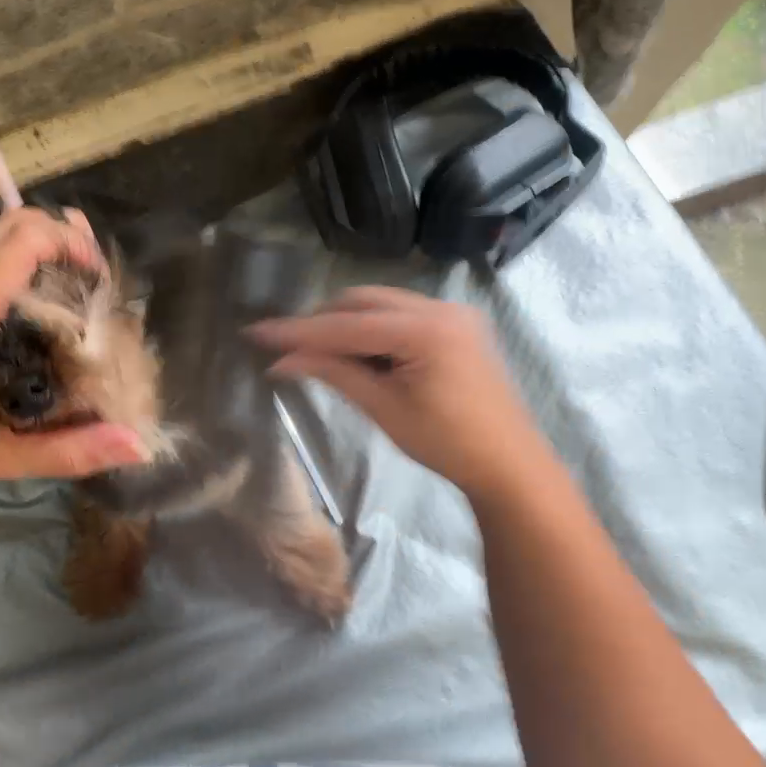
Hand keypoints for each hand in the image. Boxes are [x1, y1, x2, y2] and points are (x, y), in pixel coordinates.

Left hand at [0, 206, 149, 492]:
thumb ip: (76, 449)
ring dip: (35, 245)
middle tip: (90, 273)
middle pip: (8, 225)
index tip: (97, 277)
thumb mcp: (15, 455)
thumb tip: (141, 447)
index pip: (23, 241)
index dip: (69, 243)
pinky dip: (12, 259)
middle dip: (58, 236)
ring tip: (70, 278)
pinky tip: (34, 293)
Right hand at [248, 287, 550, 500]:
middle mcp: (440, 308)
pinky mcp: (455, 326)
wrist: (510, 465)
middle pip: (360, 301)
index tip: (256, 331)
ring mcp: (452, 313)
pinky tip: (356, 355)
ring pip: (378, 304)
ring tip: (317, 355)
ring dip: (345, 325)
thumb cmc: (446, 443)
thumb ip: (332, 373)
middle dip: (321, 322)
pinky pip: (399, 314)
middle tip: (287, 349)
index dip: (297, 330)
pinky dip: (371, 329)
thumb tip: (280, 361)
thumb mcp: (382, 408)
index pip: (345, 325)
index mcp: (425, 329)